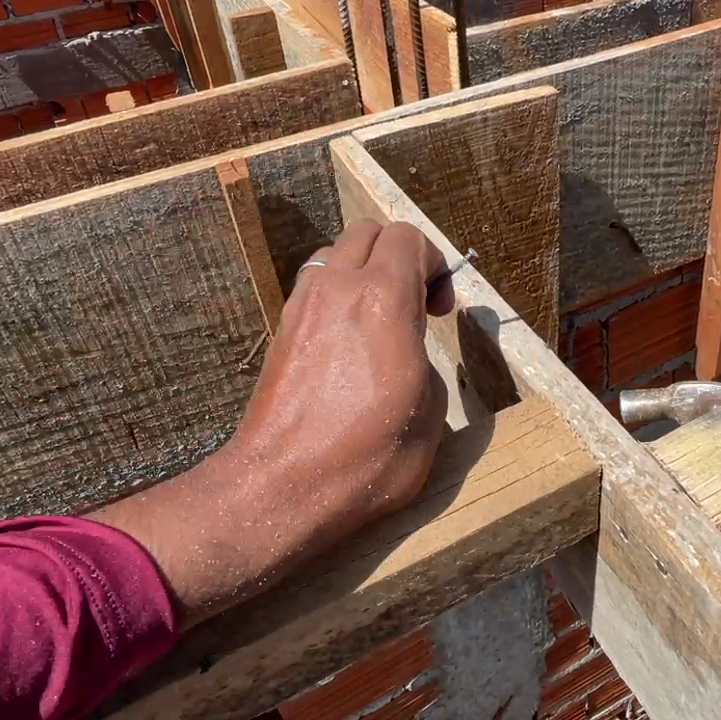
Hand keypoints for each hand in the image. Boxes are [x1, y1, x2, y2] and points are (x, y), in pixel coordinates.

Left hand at [90, 221, 452, 627]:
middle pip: (369, 232)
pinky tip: (348, 341)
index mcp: (382, 297)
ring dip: (364, 271)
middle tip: (414, 304)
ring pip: (336, 253)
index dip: (435, 264)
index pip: (408, 236)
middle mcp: (337, 286)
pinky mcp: (281, 329)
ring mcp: (301, 305)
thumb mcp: (431, 411)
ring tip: (379, 319)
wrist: (281, 487)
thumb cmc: (367, 455)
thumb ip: (426, 356)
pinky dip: (337, 294)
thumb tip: (409, 347)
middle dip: (399, 255)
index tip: (439, 309)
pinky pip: (314, 285)